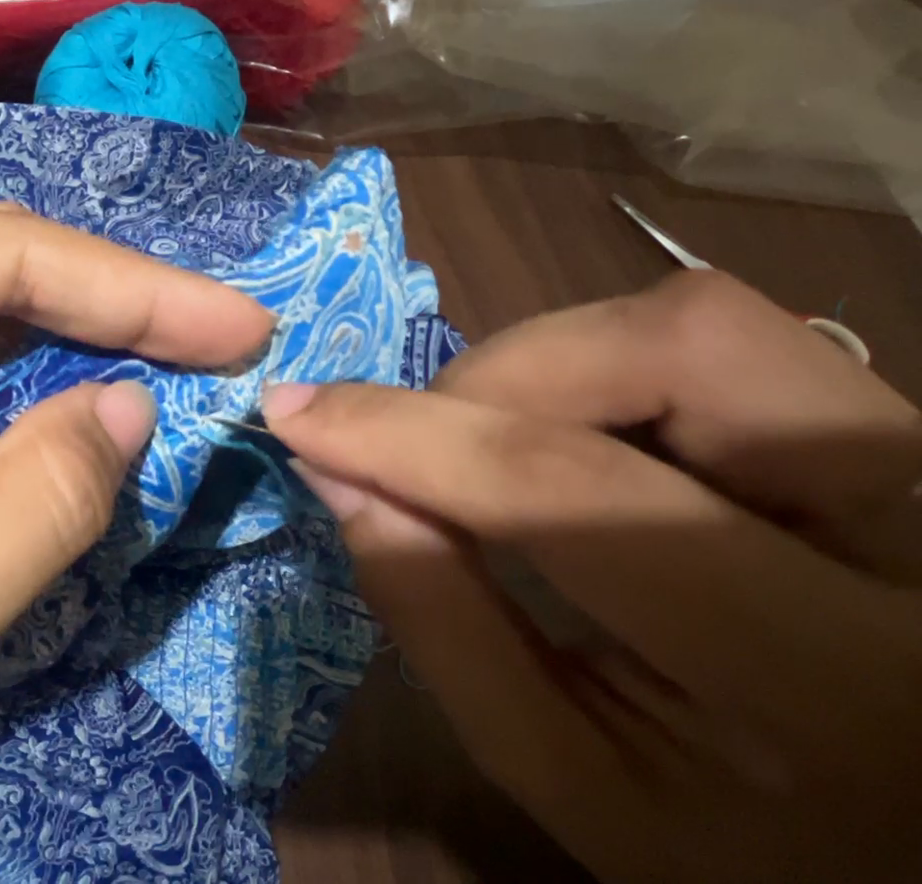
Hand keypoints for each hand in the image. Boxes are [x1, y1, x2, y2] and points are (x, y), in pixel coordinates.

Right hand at [264, 271, 921, 881]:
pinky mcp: (907, 439)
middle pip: (680, 342)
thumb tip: (333, 472)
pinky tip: (579, 448)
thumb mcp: (565, 770)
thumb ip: (439, 616)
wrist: (920, 832)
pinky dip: (602, 374)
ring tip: (494, 449)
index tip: (294, 411)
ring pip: (706, 322)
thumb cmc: (731, 841)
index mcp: (832, 677)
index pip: (573, 491)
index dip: (410, 435)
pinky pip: (728, 348)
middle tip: (428, 447)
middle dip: (499, 374)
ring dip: (546, 365)